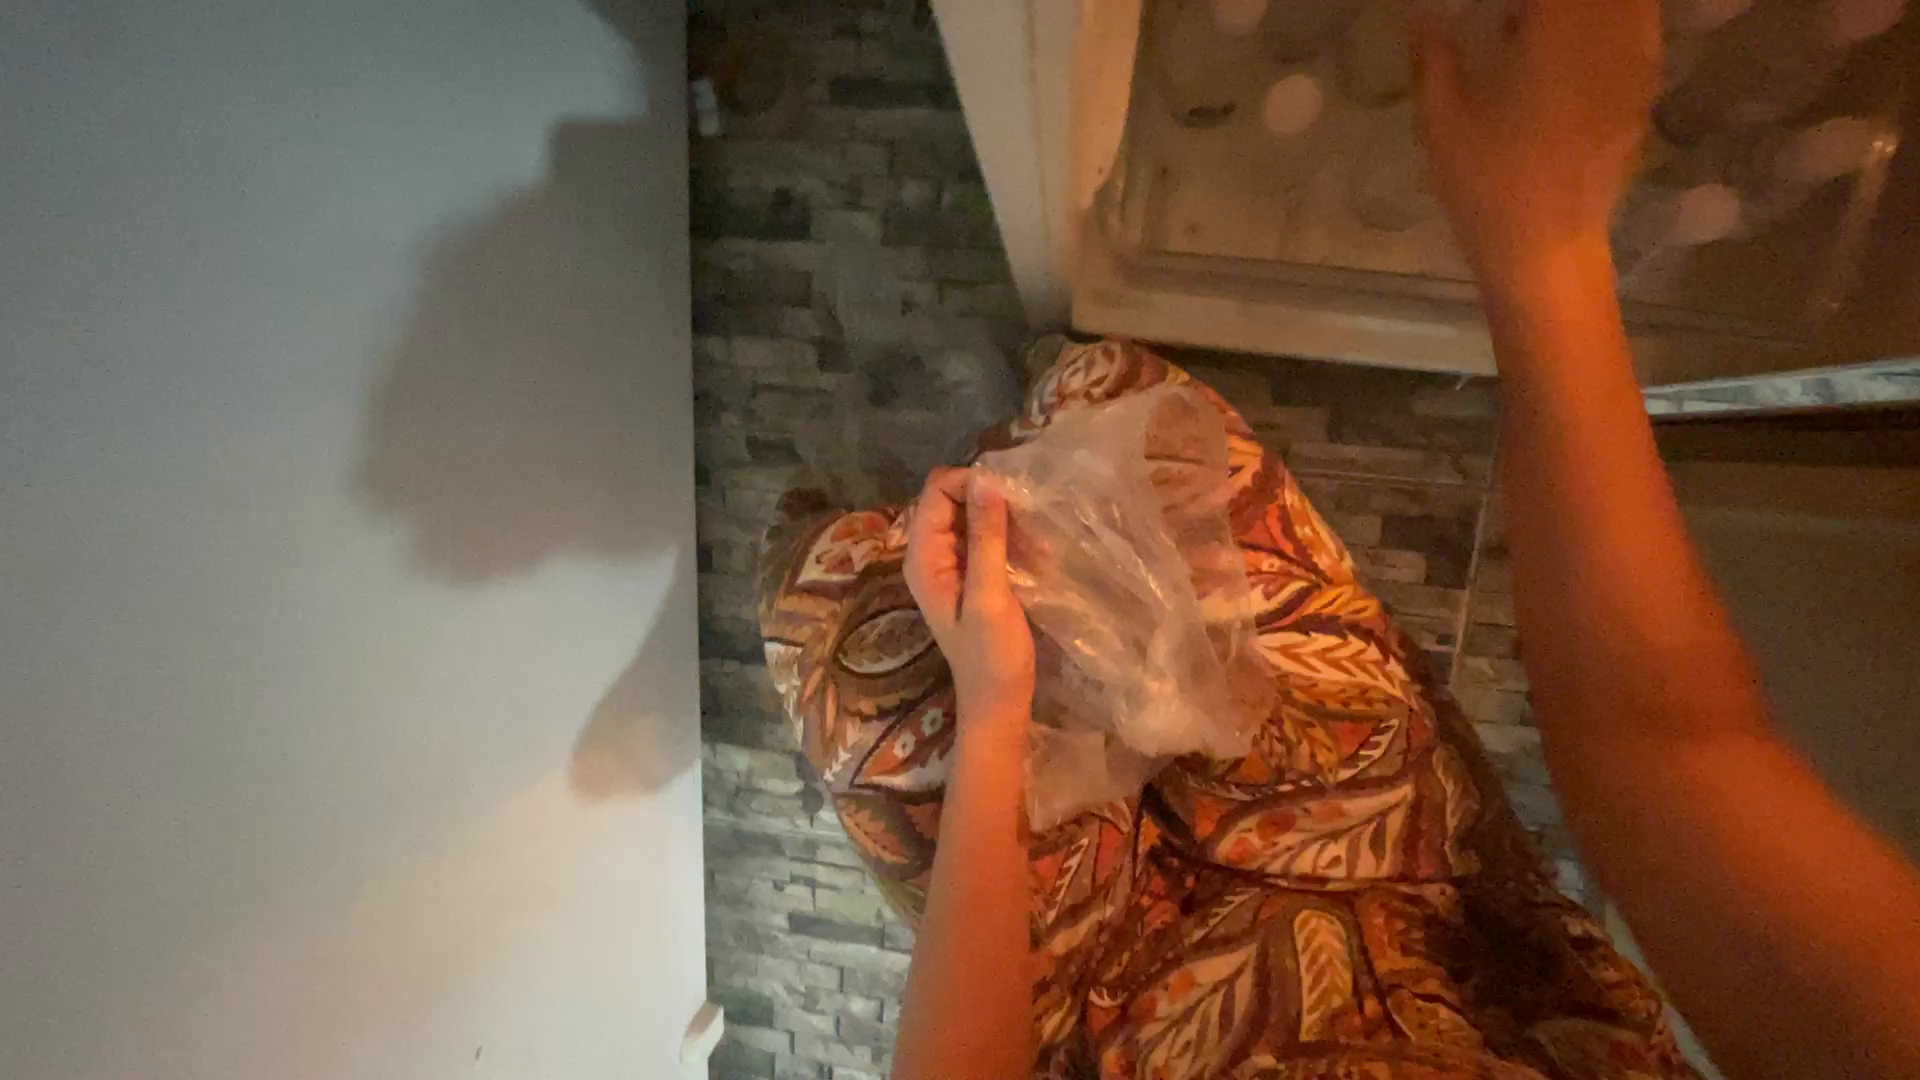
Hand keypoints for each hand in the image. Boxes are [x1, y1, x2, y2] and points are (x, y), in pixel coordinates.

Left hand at [903, 468, 1036, 734]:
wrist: (997, 701)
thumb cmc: (992, 655)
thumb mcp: (991, 595)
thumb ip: (986, 537)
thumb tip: (987, 480)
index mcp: (923, 557)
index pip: (937, 490)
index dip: (971, 483)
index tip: (1011, 498)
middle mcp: (929, 554)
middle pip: (951, 498)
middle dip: (988, 498)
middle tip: (1027, 515)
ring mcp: (948, 564)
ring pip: (969, 515)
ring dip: (1001, 516)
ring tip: (1034, 533)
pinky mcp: (969, 573)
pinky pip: (982, 536)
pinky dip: (1005, 534)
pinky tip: (1032, 548)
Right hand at [1413, 0, 1661, 284]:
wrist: (1545, 244)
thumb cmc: (1486, 187)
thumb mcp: (1444, 125)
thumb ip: (1435, 61)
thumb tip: (1421, 16)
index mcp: (1559, 33)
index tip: (1490, 6)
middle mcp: (1612, 30)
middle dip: (1545, 5)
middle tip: (1512, 17)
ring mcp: (1639, 55)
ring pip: (1623, 2)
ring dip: (1579, 10)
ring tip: (1537, 28)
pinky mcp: (1646, 83)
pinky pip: (1637, 24)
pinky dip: (1605, 22)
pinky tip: (1568, 50)